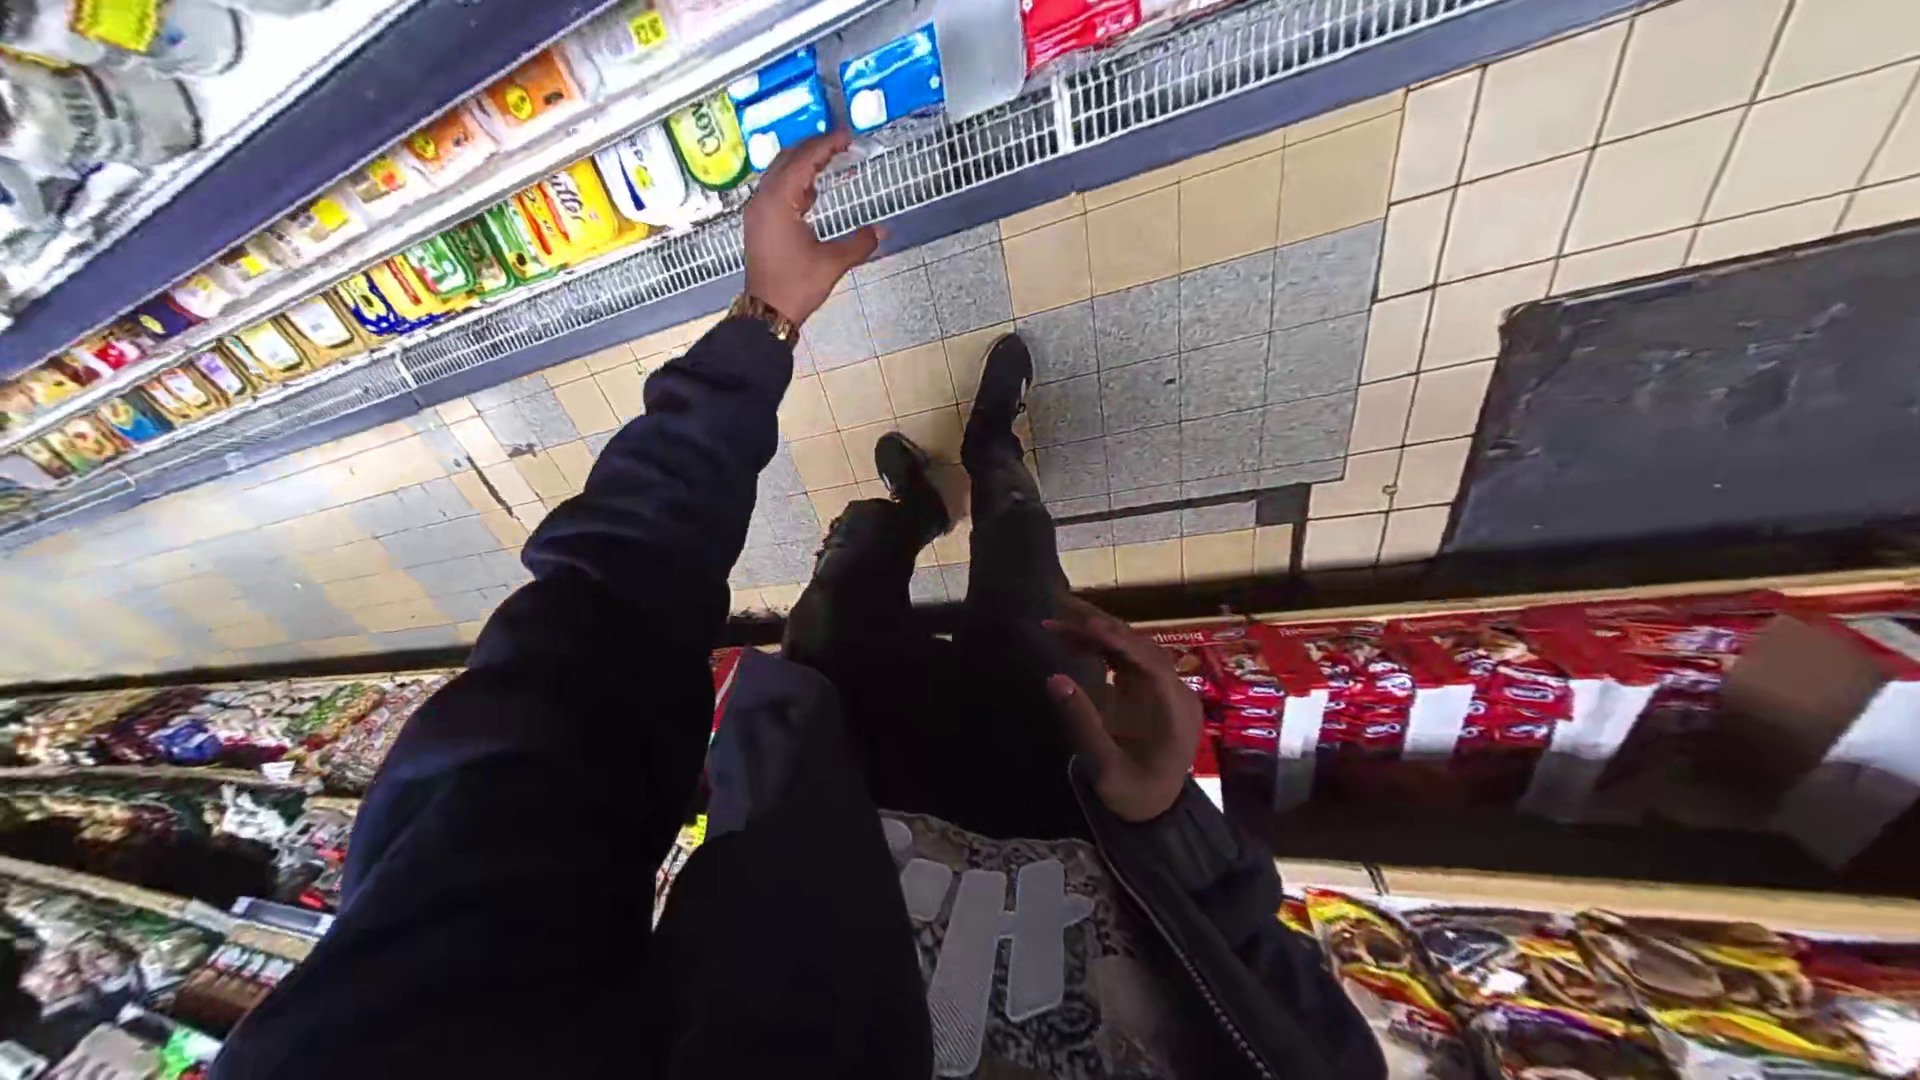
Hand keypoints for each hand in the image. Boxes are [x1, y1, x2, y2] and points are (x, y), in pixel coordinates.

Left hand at [742, 131, 878, 325]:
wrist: (767, 312)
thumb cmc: (796, 287)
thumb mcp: (832, 264)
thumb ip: (859, 243)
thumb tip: (882, 230)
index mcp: (778, 202)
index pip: (803, 161)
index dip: (826, 146)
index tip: (846, 137)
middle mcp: (763, 200)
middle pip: (787, 159)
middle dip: (812, 149)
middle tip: (838, 144)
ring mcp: (758, 212)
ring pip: (779, 174)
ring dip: (802, 165)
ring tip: (827, 164)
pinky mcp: (759, 224)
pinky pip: (776, 191)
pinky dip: (794, 184)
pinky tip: (811, 193)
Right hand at [1044, 595, 1204, 822]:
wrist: (1152, 810)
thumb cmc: (1134, 793)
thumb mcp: (1105, 767)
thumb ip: (1082, 723)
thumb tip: (1054, 678)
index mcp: (1175, 709)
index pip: (1150, 662)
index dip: (1118, 640)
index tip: (1086, 624)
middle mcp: (1172, 689)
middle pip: (1138, 645)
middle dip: (1099, 624)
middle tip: (1061, 606)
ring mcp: (1159, 686)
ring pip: (1128, 645)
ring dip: (1094, 630)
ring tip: (1056, 618)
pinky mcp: (1144, 687)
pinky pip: (1121, 656)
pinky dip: (1096, 644)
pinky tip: (1069, 640)